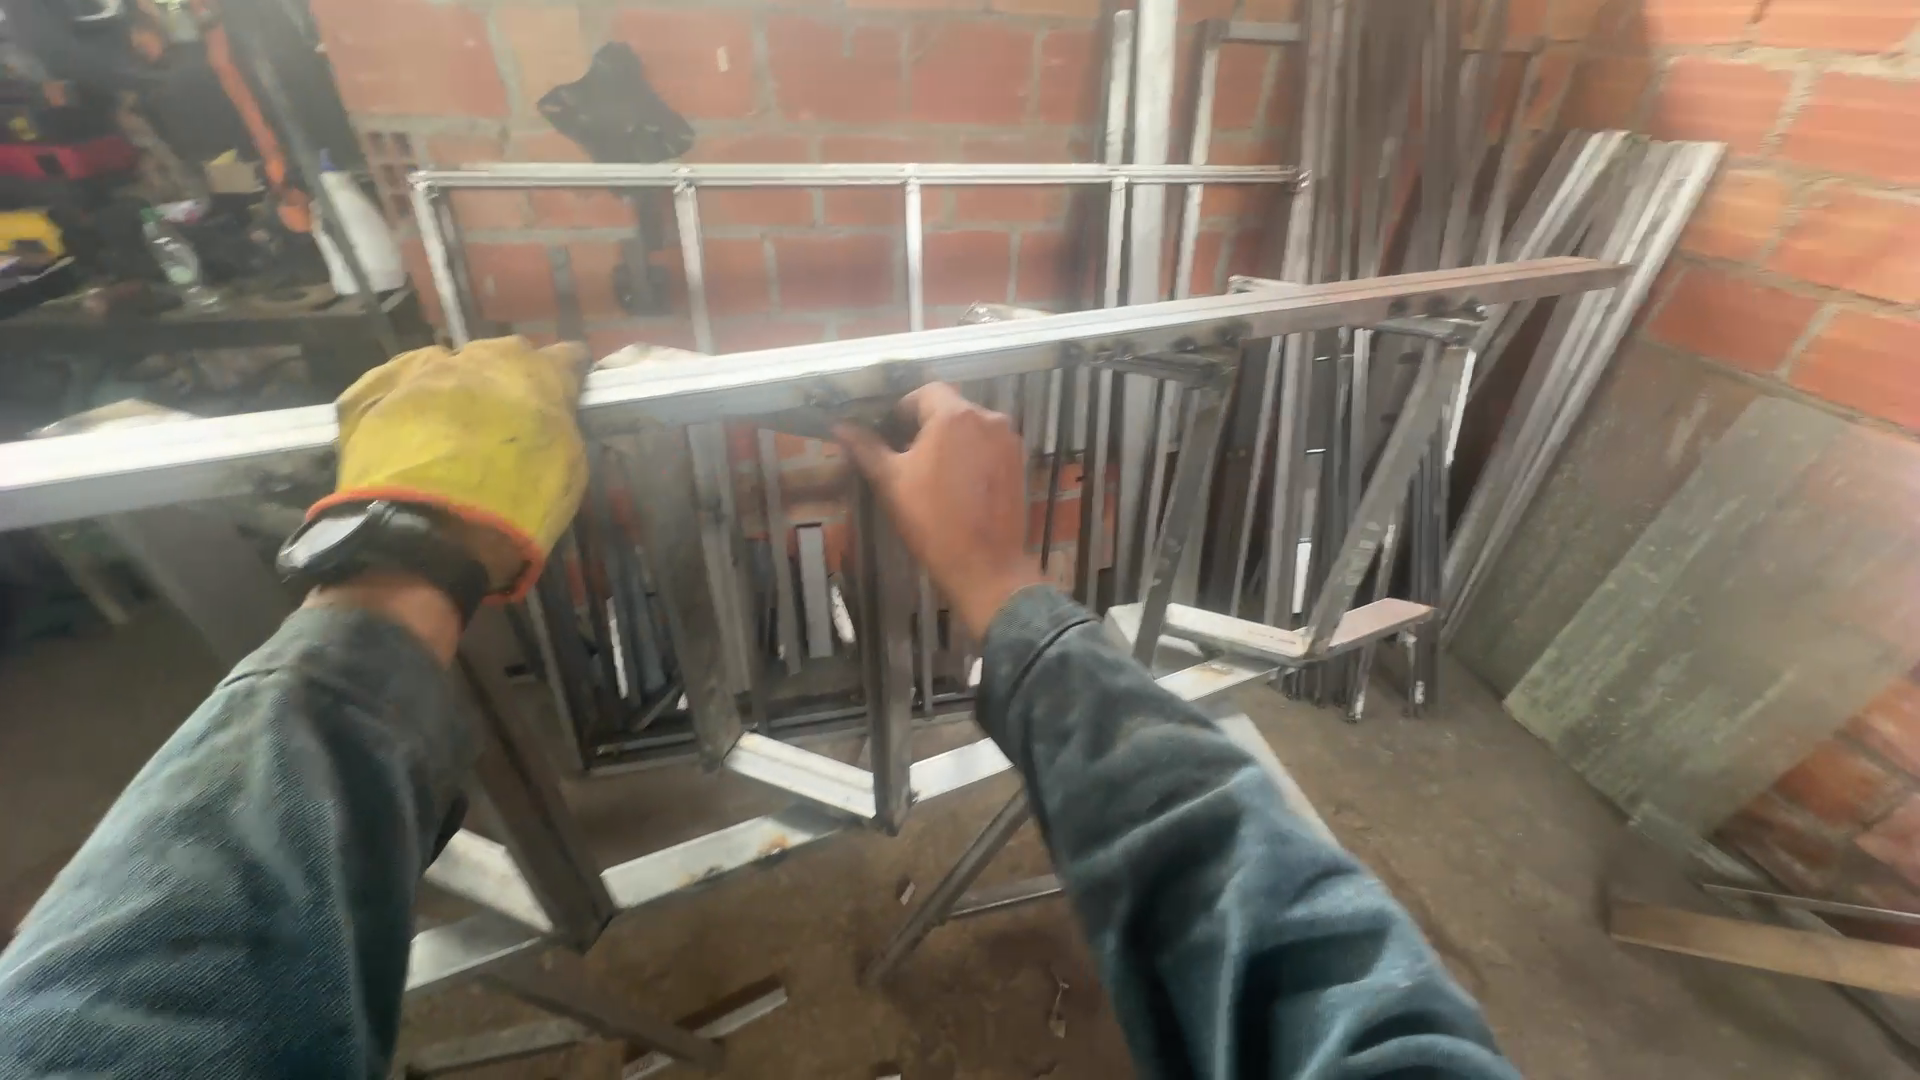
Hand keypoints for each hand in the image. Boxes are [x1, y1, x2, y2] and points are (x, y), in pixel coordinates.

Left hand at [306, 336, 591, 599]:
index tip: (570, 386)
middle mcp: (478, 358)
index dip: (569, 372)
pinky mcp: (365, 394)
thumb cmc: (521, 495)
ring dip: (452, 391)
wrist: (432, 522)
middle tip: (510, 416)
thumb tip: (546, 418)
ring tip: (451, 432)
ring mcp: (417, 370)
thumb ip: (557, 427)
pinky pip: (391, 389)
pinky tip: (406, 435)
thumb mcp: (569, 464)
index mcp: (536, 373)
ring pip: (441, 368)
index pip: (565, 356)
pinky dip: (402, 405)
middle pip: (499, 356)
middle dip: (507, 379)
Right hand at [837, 383, 1045, 638]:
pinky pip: (989, 446)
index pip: (924, 392)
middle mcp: (989, 418)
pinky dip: (971, 454)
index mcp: (955, 416)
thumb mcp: (891, 482)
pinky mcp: (1019, 463)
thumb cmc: (932, 522)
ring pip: (971, 427)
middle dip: (926, 425)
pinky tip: (957, 483)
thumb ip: (866, 448)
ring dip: (950, 440)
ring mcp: (1009, 441)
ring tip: (930, 472)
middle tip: (904, 456)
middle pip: (950, 407)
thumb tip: (840, 427)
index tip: (887, 434)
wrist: (984, 566)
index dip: (902, 409)